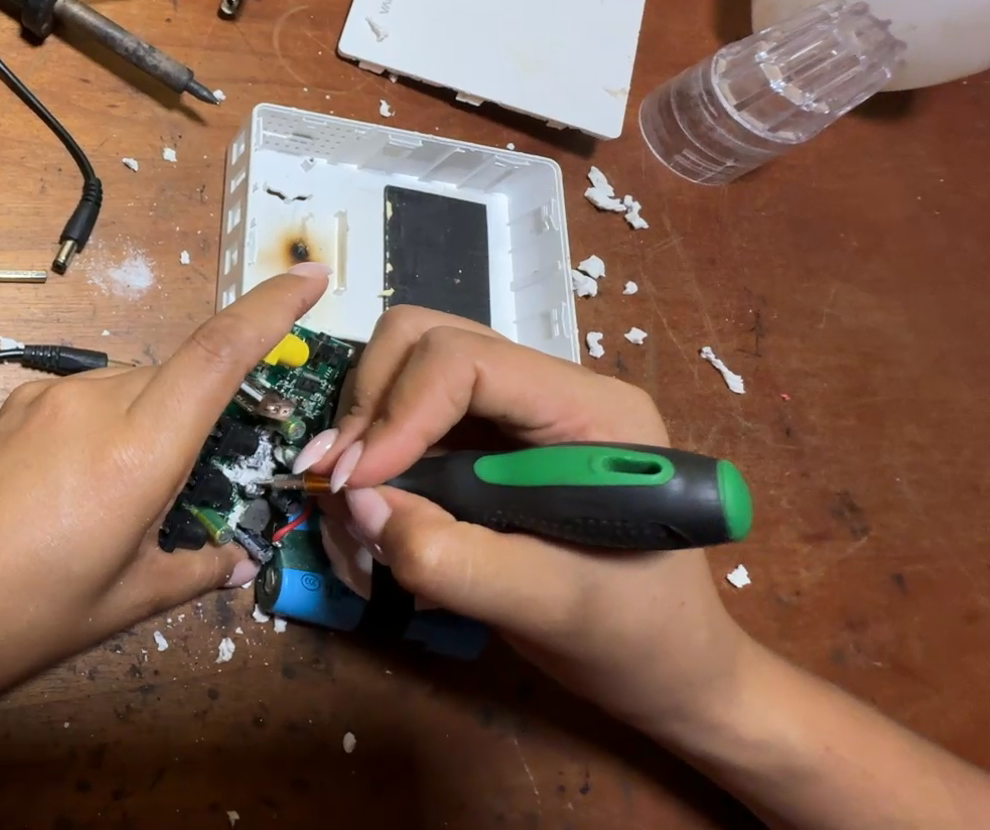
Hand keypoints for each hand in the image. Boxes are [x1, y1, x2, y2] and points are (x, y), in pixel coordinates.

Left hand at [0, 264, 330, 723]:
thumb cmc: (19, 620)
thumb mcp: (123, 604)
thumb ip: (191, 569)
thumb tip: (232, 556)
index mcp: (134, 449)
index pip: (217, 353)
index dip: (270, 308)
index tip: (311, 276)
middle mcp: (91, 402)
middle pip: (176, 376)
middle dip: (203, 412)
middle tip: (195, 484)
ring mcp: (43, 397)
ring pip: (129, 387)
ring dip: (150, 424)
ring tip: (123, 504)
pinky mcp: (10, 407)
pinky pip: (84, 400)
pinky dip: (108, 429)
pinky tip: (77, 491)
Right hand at [291, 306, 751, 734]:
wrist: (656, 661)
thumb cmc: (628, 634)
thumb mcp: (548, 608)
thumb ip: (451, 560)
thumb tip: (358, 503)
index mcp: (587, 409)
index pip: (465, 361)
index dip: (399, 411)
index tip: (357, 480)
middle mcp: (541, 385)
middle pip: (420, 337)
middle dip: (368, 402)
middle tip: (343, 477)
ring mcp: (503, 402)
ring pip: (399, 358)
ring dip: (360, 418)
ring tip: (351, 487)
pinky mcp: (472, 427)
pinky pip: (394, 397)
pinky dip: (364, 437)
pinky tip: (364, 486)